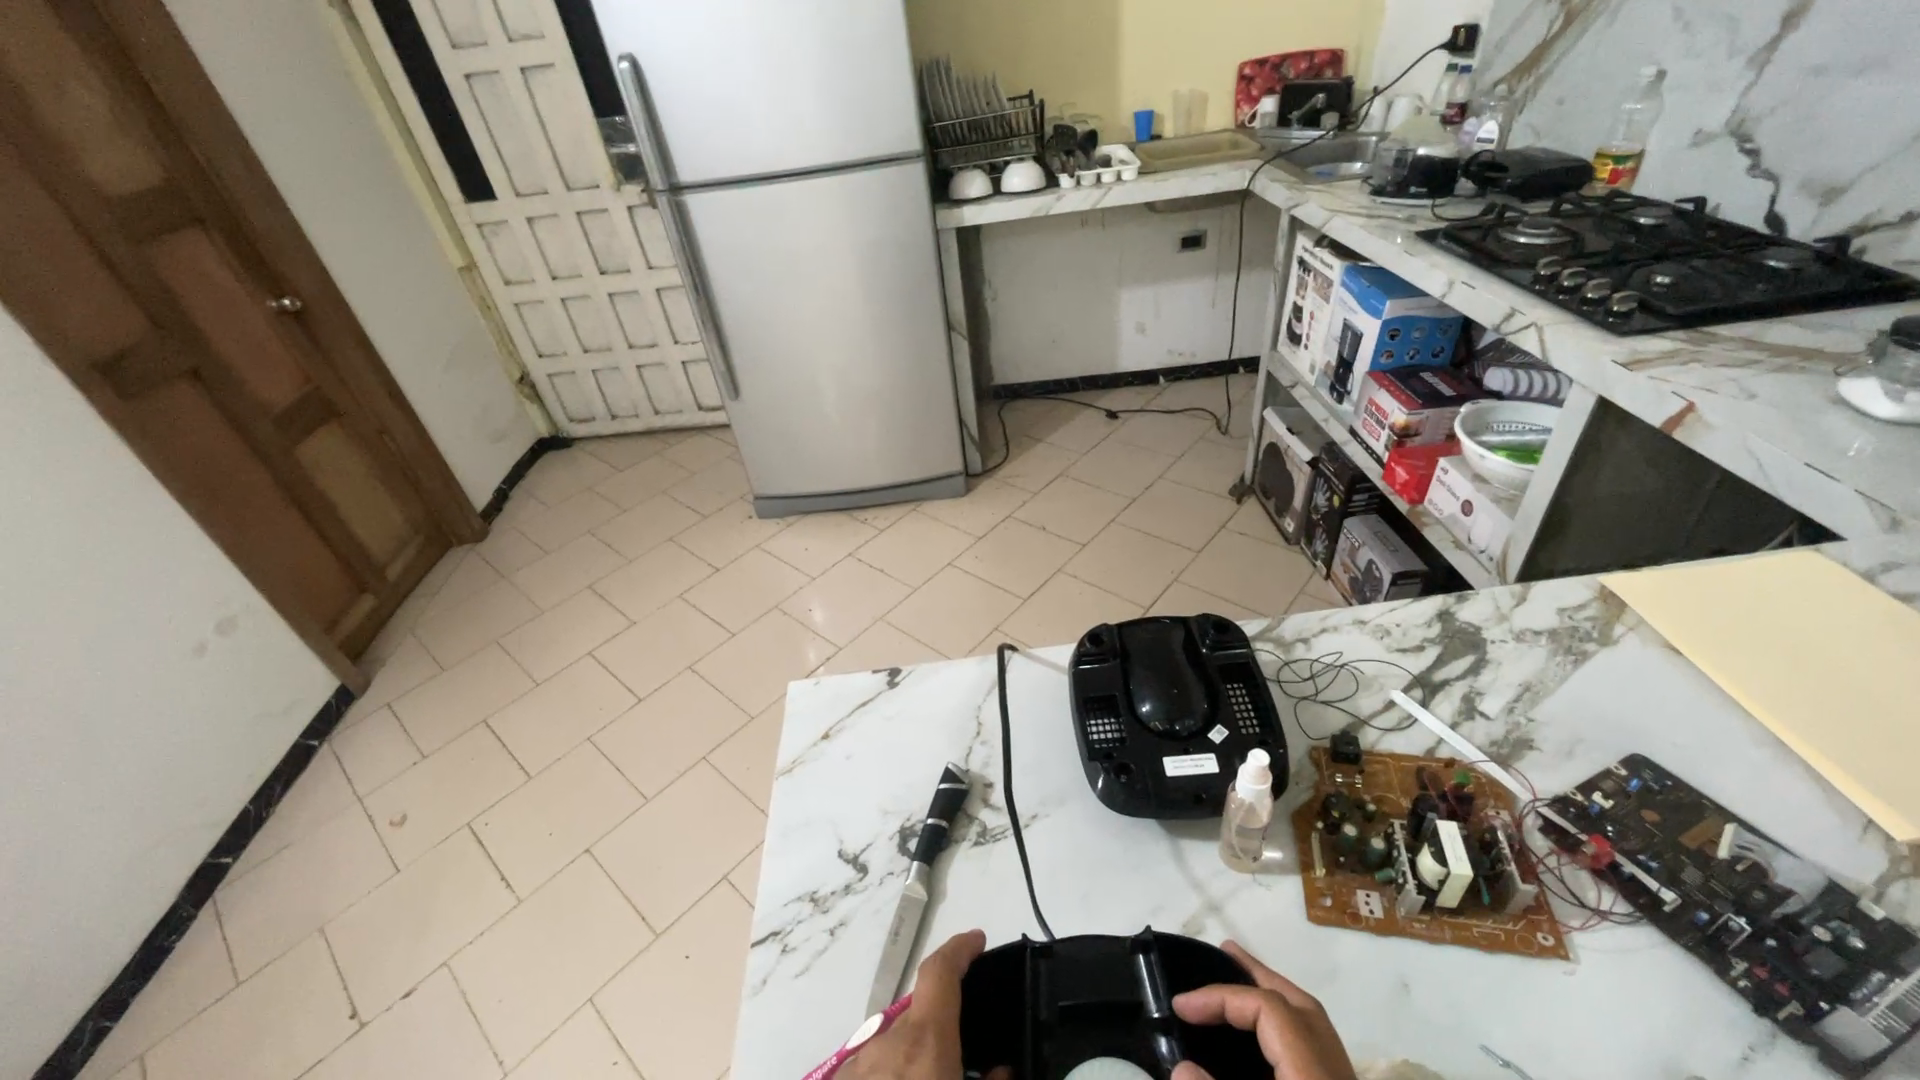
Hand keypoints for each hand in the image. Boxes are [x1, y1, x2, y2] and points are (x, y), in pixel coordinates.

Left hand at [841, 930, 989, 1079]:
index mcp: (925, 1041)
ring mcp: (857, 1063)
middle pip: (918, 1018)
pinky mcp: (839, 1078)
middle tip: (960, 1058)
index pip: (938, 973)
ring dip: (915, 1059)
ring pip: (894, 1045)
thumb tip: (1002, 1071)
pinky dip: (892, 1074)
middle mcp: (887, 1043)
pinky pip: (872, 1068)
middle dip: (940, 1029)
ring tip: (932, 1076)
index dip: (958, 949)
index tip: (976, 939)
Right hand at [1171, 940, 1357, 1079]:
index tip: (1180, 1006)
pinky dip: (1286, 1029)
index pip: (1270, 1008)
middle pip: (1301, 1005)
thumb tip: (1180, 1067)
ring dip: (1273, 998)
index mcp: (1314, 1072)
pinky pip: (1314, 1048)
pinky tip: (1262, 1038)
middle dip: (1259, 974)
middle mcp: (1335, 1070)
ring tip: (1239, 981)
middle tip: (1222, 952)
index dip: (1221, 998)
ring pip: (1313, 1025)